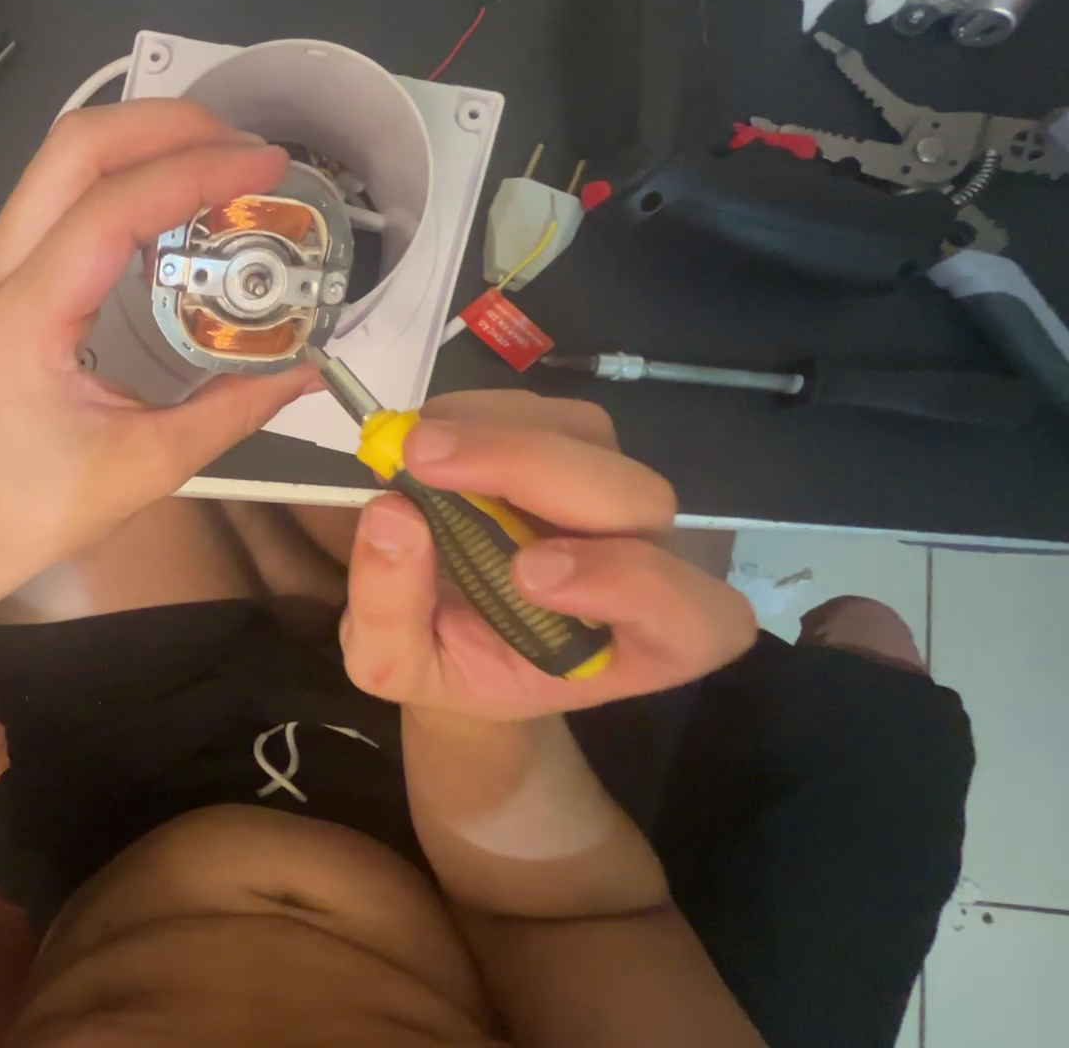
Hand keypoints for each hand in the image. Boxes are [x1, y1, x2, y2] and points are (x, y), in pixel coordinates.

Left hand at [0, 101, 316, 584]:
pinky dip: (120, 178)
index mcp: (25, 320)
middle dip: (166, 125)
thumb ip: (234, 409)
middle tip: (243, 148)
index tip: (266, 166)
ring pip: (61, 161)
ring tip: (219, 163)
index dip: (194, 172)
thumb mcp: (152, 463)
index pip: (111, 210)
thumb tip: (308, 368)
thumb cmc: (48, 504)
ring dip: (142, 142)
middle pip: (72, 149)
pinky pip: (59, 197)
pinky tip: (173, 203)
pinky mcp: (4, 279)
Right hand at [340, 391, 757, 720]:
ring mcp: (606, 498)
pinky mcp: (568, 450)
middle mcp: (643, 564)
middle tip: (424, 460)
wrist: (447, 633)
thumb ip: (389, 610)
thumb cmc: (443, 665)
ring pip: (589, 439)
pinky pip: (544, 412)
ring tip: (412, 452)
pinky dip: (477, 415)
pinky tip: (426, 438)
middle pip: (634, 500)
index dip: (631, 586)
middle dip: (531, 470)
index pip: (690, 620)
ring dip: (496, 433)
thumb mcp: (390, 664)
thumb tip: (392, 512)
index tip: (526, 573)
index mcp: (632, 647)